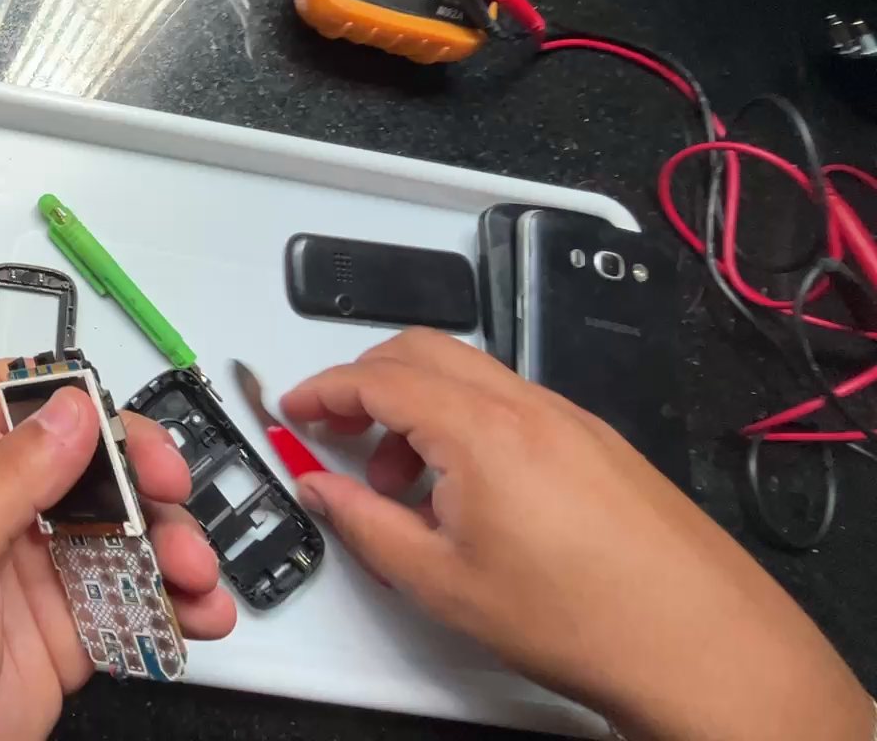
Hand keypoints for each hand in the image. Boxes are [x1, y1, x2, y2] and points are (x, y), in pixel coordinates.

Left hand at [0, 360, 235, 740]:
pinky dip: (170, 604)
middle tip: (169, 489)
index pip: (7, 400)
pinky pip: (128, 602)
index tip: (111, 415)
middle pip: (80, 462)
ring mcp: (30, 573)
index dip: (59, 393)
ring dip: (165, 540)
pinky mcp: (60, 633)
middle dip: (135, 469)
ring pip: (116, 531)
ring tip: (194, 572)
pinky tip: (194, 614)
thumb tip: (69, 412)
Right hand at [282, 328, 870, 740]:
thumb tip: (316, 486)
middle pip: (418, 348)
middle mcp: (527, 407)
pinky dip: (460, 417)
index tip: (292, 410)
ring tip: (404, 476)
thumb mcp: (439, 580)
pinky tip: (464, 485)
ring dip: (412, 401)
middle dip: (363, 378)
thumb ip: (360, 520)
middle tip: (337, 427)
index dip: (322, 389)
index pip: (376, 379)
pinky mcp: (600, 442)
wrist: (721, 665)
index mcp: (482, 431)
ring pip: (464, 371)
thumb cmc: (578, 622)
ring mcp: (571, 419)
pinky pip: (506, 400)